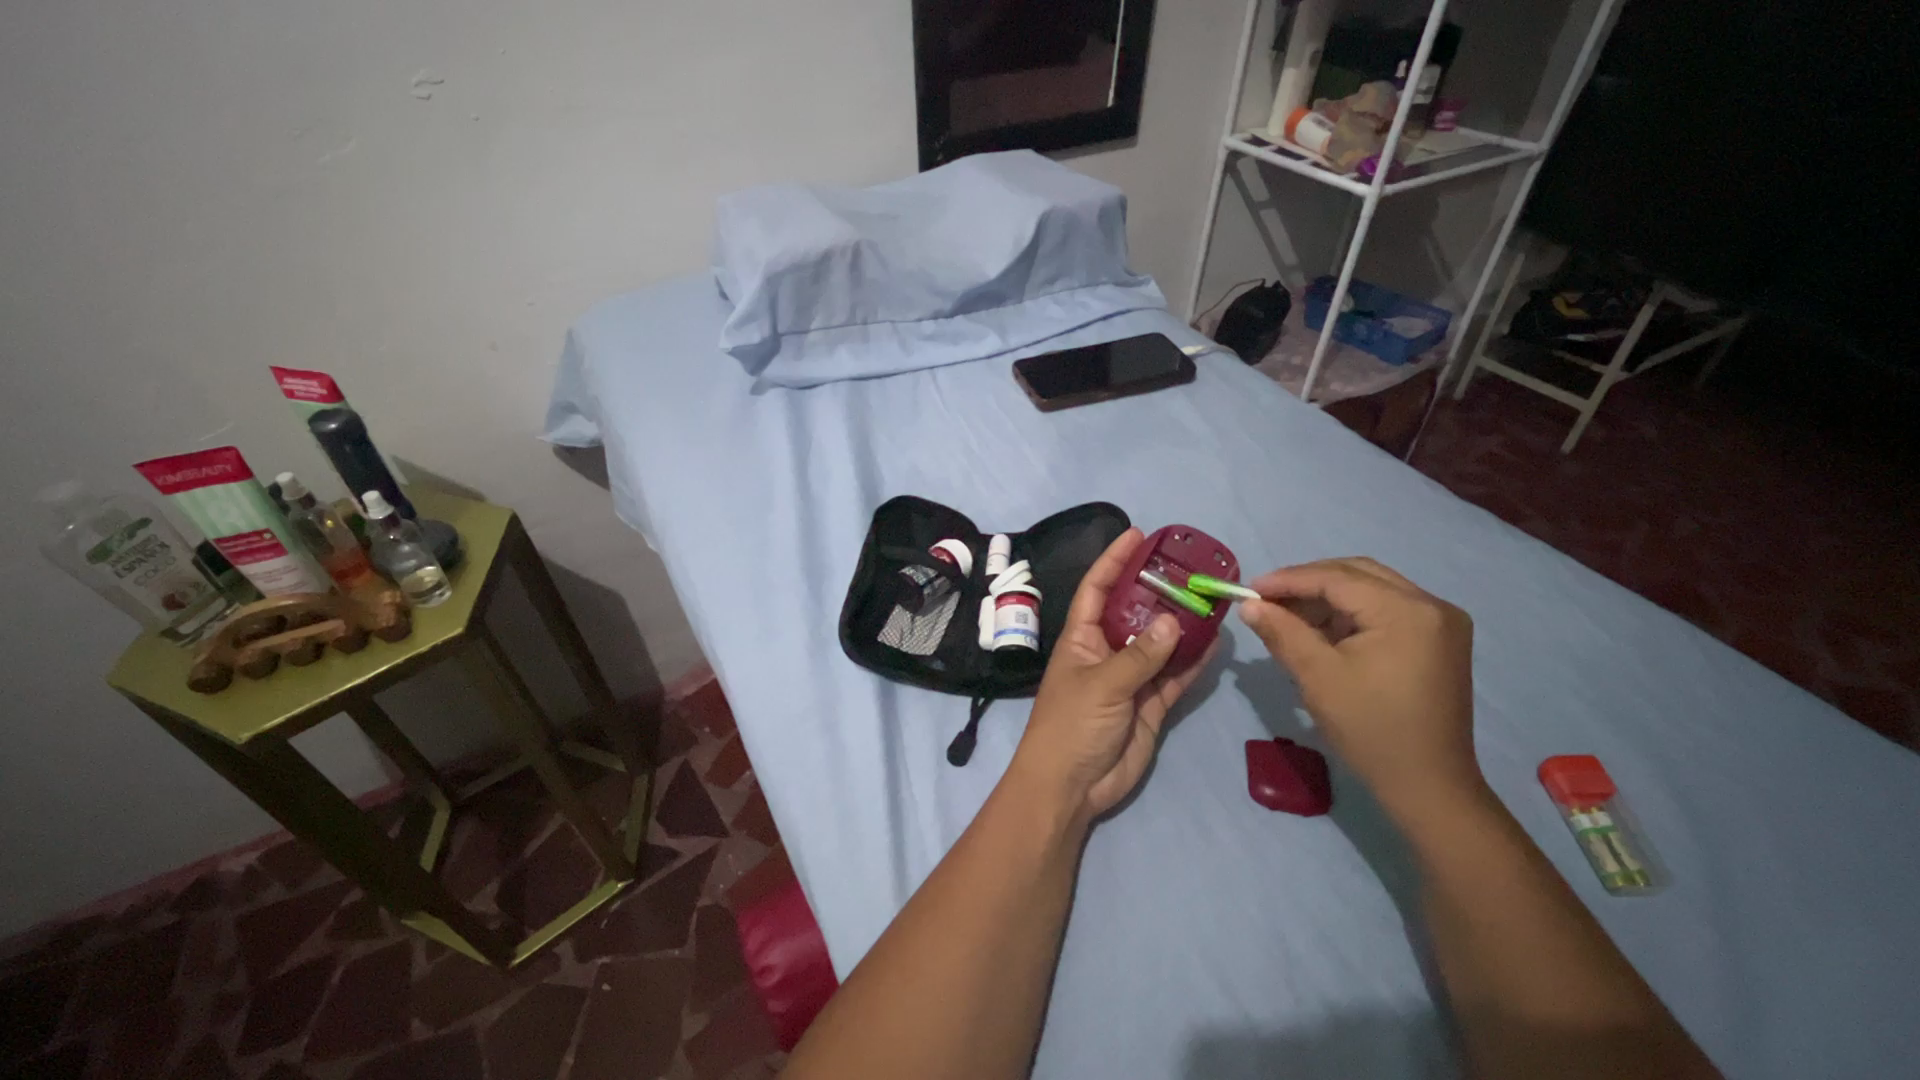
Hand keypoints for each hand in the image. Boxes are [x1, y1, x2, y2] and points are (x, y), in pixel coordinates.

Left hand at [1012, 529, 1218, 819]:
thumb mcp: (1102, 684)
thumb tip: (1176, 622)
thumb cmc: (1071, 725)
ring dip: (1185, 625)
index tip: (1138, 534)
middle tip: (1192, 568)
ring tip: (1213, 599)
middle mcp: (1107, 652)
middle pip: (1136, 613)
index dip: (1114, 561)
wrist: (1072, 787)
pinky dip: (1194, 662)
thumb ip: (1140, 655)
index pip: (1097, 589)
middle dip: (1160, 591)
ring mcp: (1131, 679)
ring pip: (1162, 644)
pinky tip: (1216, 641)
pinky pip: (1176, 677)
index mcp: (1082, 638)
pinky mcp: (1151, 706)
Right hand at [1238, 558, 1481, 821]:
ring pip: (1374, 589)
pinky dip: (1353, 614)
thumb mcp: (1318, 678)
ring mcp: (1443, 623)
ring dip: (1330, 597)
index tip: (1250, 589)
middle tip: (1267, 599)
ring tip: (1290, 616)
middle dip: (1309, 582)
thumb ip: (1283, 632)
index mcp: (1407, 611)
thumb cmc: (1370, 731)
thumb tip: (1249, 604)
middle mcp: (1432, 605)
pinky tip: (1324, 632)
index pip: (1338, 578)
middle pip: (1359, 574)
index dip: (1289, 580)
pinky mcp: (1441, 641)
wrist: (1428, 786)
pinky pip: (1389, 609)